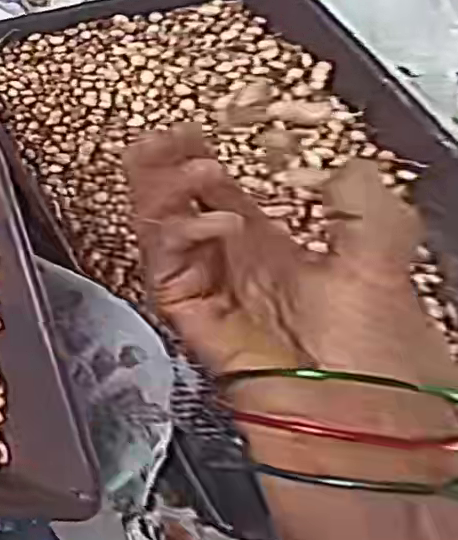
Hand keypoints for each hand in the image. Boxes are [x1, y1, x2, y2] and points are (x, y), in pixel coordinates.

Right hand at [124, 125, 456, 474]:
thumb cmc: (379, 353)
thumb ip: (367, 211)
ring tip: (194, 166)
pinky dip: (185, 234)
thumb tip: (336, 161)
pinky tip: (218, 222)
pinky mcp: (177, 299)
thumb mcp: (385, 266)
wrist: (361, 412)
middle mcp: (220, 255)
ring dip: (167, 191)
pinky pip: (164, 258)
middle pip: (168, 199)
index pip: (211, 190)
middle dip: (159, 166)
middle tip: (162, 136)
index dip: (196, 157)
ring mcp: (194, 276)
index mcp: (262, 243)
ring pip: (154, 220)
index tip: (193, 127)